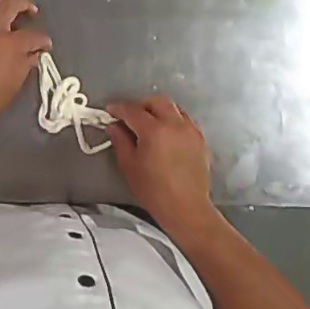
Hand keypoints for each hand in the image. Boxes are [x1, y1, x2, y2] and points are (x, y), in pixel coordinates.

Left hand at [0, 0, 50, 138]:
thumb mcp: (14, 84)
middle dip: (25, 4)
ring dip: (0, 1)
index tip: (45, 45)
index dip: (44, 40)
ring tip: (5, 9)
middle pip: (11, 3)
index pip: (34, 35)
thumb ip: (26, 64)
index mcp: (11, 45)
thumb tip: (33, 53)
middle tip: (31, 10)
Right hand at [105, 95, 214, 232]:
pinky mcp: (199, 140)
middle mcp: (175, 124)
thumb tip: (114, 127)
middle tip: (129, 116)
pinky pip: (184, 121)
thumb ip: (120, 141)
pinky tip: (165, 135)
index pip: (133, 110)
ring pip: (173, 108)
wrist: (185, 207)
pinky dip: (172, 121)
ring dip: (158, 111)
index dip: (119, 108)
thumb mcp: (129, 166)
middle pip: (157, 102)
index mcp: (154, 130)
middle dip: (141, 105)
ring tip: (148, 124)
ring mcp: (190, 130)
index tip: (110, 110)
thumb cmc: (153, 190)